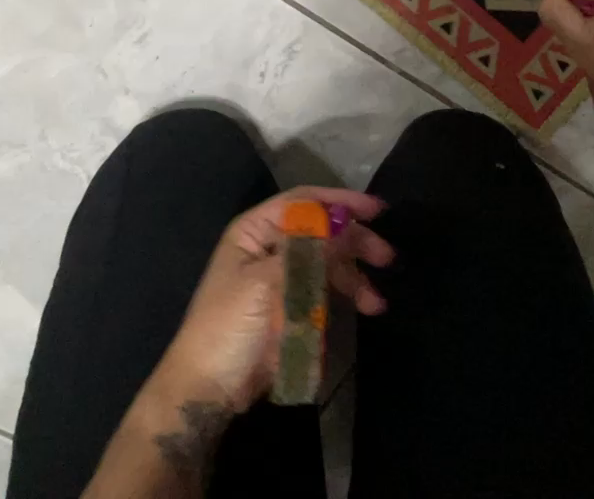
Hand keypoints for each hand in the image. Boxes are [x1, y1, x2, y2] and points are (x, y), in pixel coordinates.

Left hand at [153, 187, 392, 414]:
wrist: (207, 390)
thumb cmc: (227, 326)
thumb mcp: (266, 283)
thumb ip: (307, 251)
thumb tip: (346, 224)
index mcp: (254, 231)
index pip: (303, 203)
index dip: (340, 202)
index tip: (377, 211)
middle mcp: (269, 247)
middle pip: (320, 232)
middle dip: (354, 242)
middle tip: (386, 257)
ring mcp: (281, 278)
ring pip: (327, 263)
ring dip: (353, 278)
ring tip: (376, 303)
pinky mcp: (290, 307)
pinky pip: (324, 292)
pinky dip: (344, 298)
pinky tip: (362, 310)